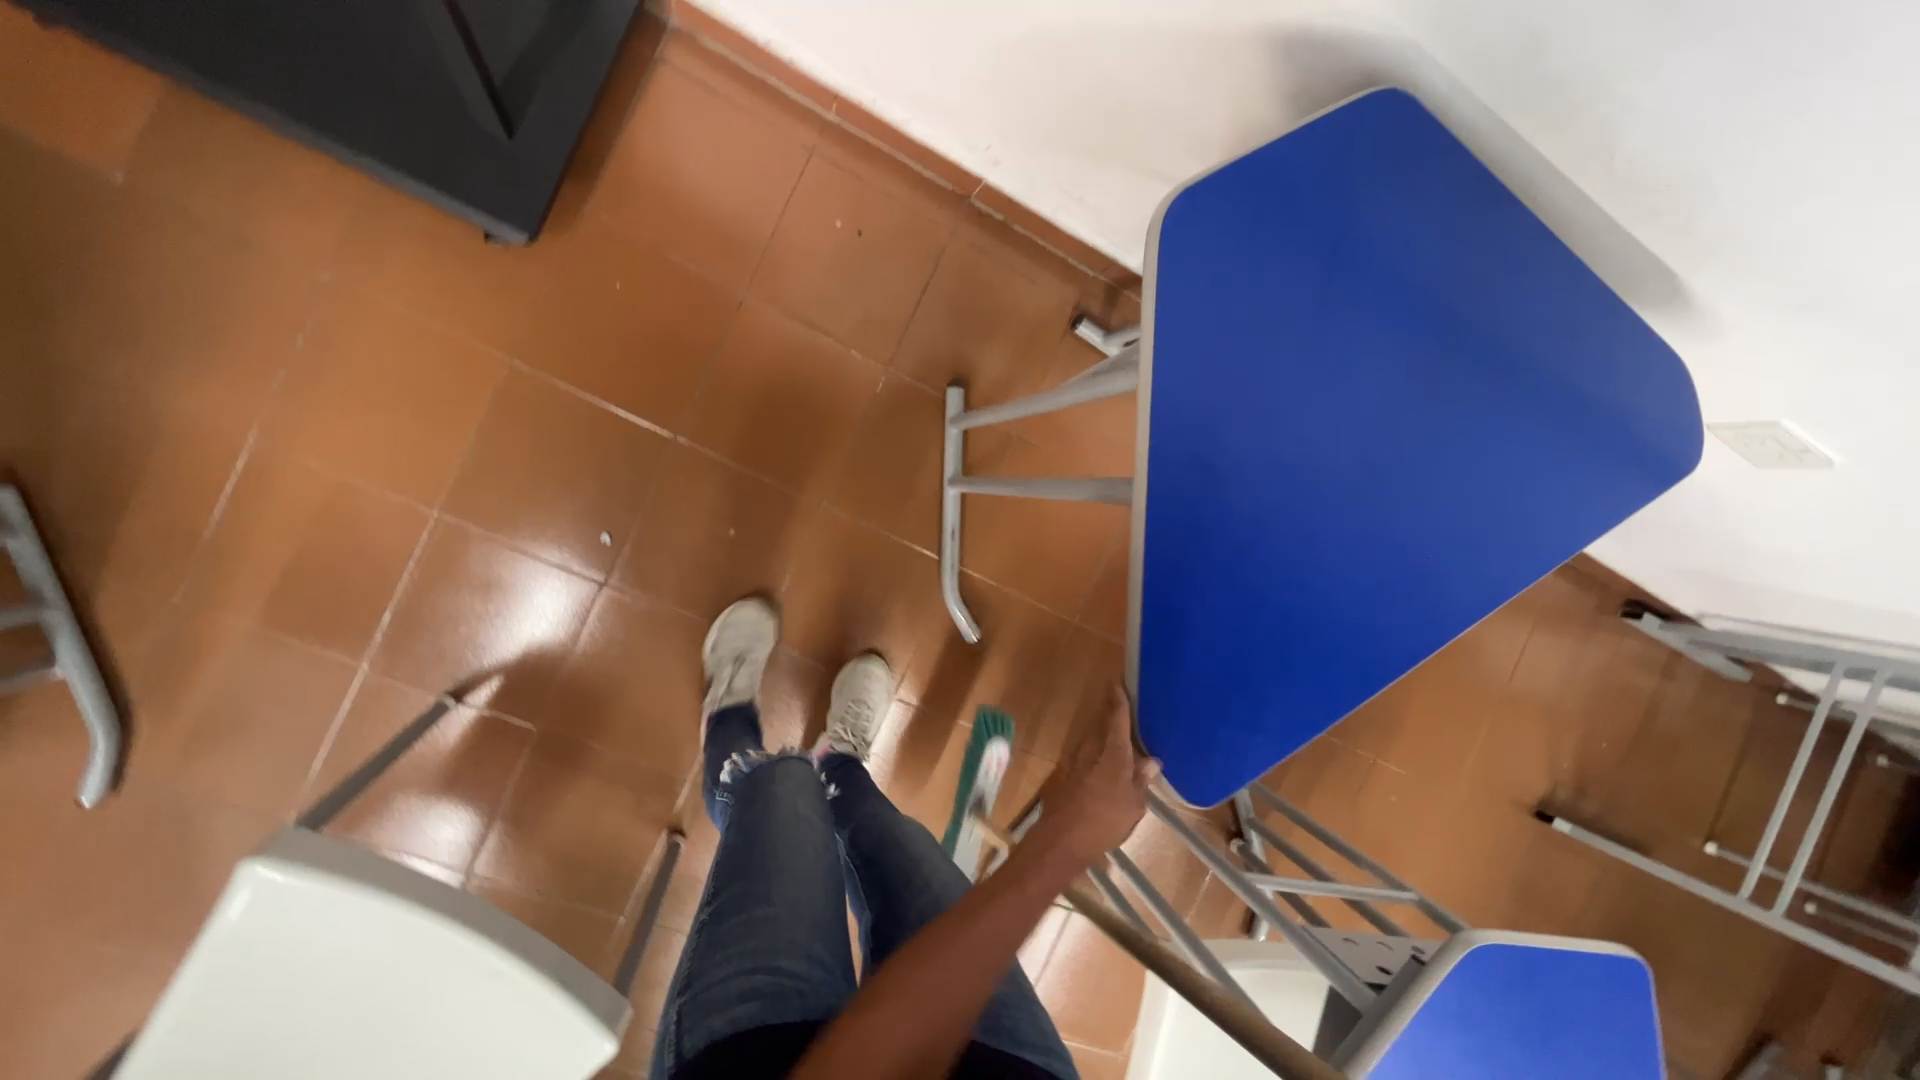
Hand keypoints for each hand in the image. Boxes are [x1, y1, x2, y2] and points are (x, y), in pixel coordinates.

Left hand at [1031, 685, 1159, 867]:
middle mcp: (1091, 751)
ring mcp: (1074, 762)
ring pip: (1089, 739)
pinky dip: (1091, 753)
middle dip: (1108, 715)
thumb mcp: (1134, 804)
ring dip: (1098, 734)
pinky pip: (1082, 756)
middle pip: (1099, 725)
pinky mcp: (1064, 776)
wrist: (1063, 838)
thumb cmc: (1106, 820)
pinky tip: (1098, 762)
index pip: (1117, 720)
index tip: (1117, 684)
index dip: (1118, 702)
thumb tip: (1152, 761)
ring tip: (1112, 735)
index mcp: (1113, 754)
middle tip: (1119, 707)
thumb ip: (1141, 780)